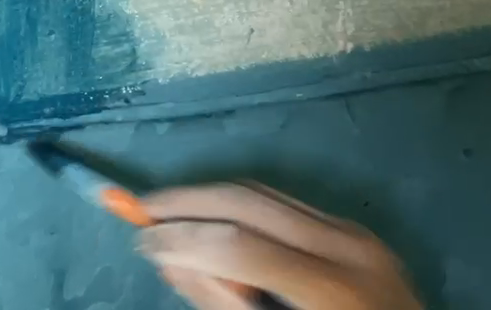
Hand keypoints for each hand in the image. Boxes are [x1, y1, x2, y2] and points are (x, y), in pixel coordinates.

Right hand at [136, 182, 420, 309]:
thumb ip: (222, 303)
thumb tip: (166, 255)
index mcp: (337, 292)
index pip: (239, 244)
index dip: (181, 237)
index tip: (139, 238)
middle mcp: (348, 247)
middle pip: (245, 200)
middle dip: (184, 201)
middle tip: (137, 208)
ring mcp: (353, 232)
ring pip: (258, 191)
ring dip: (205, 197)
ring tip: (165, 211)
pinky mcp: (351, 228)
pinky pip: (278, 202)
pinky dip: (235, 204)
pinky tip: (208, 217)